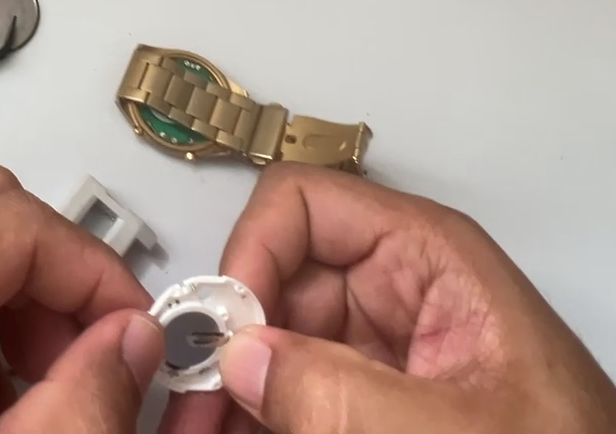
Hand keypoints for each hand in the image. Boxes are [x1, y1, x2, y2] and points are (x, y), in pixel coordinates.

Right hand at [162, 164, 615, 433]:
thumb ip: (341, 395)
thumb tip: (239, 356)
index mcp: (422, 254)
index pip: (304, 205)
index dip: (254, 252)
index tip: (230, 333)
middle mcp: (392, 285)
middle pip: (277, 277)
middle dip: (230, 340)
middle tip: (193, 411)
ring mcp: (380, 345)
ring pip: (274, 340)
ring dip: (235, 387)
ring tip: (203, 432)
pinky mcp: (374, 399)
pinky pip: (298, 389)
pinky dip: (261, 415)